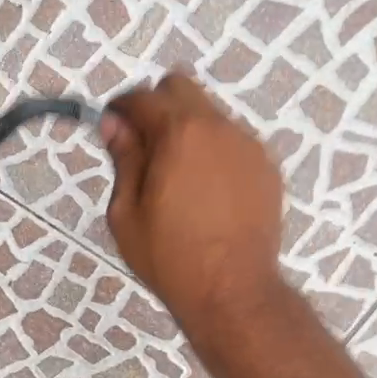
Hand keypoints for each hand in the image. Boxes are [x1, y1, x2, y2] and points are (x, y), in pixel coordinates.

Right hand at [103, 75, 287, 336]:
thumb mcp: (127, 214)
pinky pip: (231, 142)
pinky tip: (203, 196)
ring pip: (208, 114)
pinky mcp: (265, 165)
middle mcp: (218, 126)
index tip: (111, 129)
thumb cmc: (168, 258)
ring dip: (185, 131)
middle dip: (155, 107)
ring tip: (174, 180)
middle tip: (141, 149)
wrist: (231, 289)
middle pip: (181, 88)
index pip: (143, 97)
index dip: (121, 109)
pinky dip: (210, 153)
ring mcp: (248, 144)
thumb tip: (113, 125)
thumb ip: (123, 160)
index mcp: (179, 134)